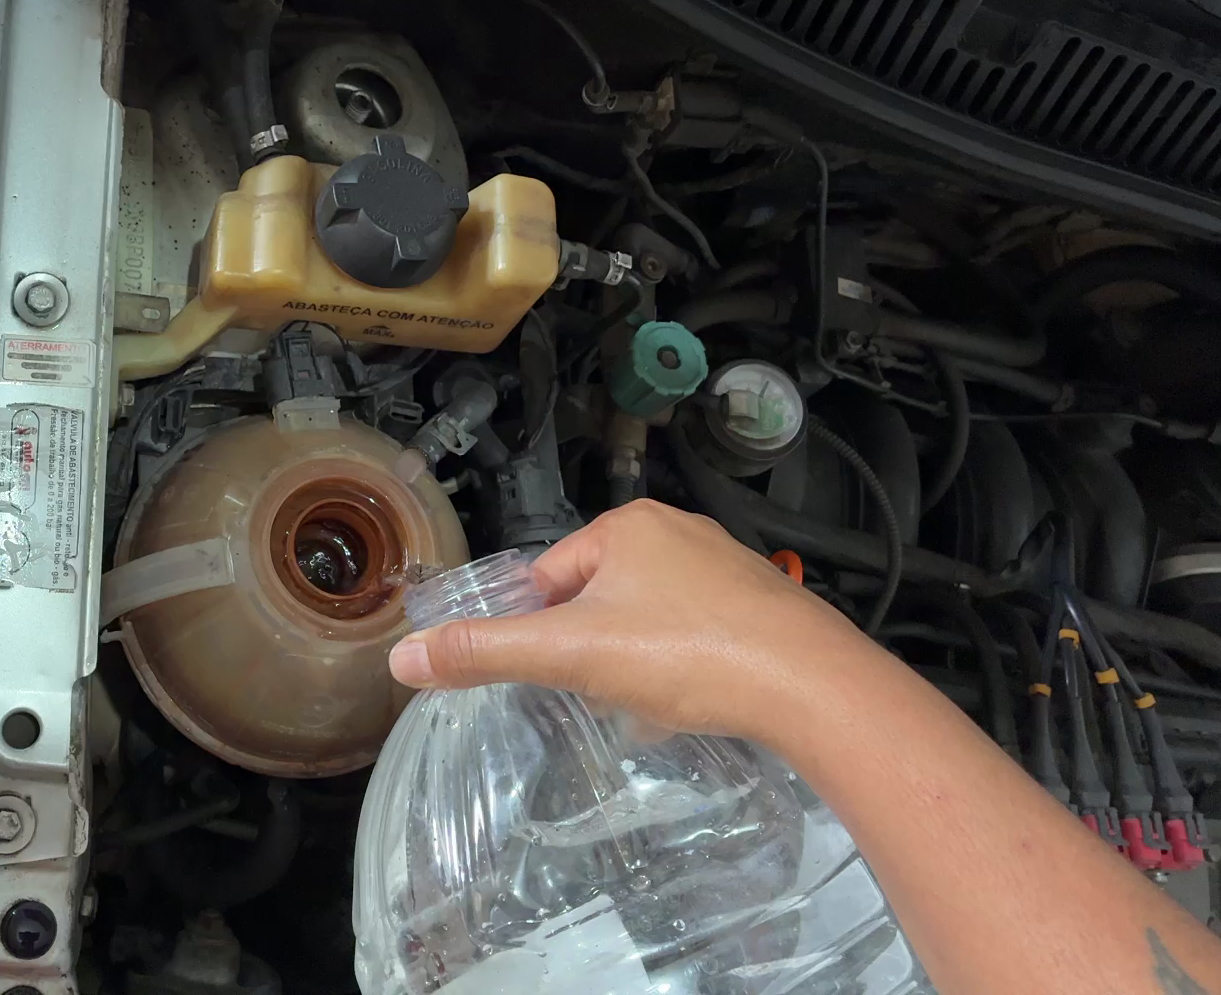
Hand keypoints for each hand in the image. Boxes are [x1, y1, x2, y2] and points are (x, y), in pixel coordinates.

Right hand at [387, 499, 892, 743]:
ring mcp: (725, 561)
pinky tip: (694, 690)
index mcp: (624, 525)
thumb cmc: (684, 655)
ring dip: (634, 649)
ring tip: (651, 695)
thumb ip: (485, 653)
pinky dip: (681, 653)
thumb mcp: (570, 654)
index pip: (549, 575)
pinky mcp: (762, 599)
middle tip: (607, 687)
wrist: (819, 691)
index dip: (545, 627)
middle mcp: (674, 528)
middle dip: (592, 641)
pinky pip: (694, 621)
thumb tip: (402, 658)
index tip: (562, 669)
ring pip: (645, 608)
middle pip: (596, 593)